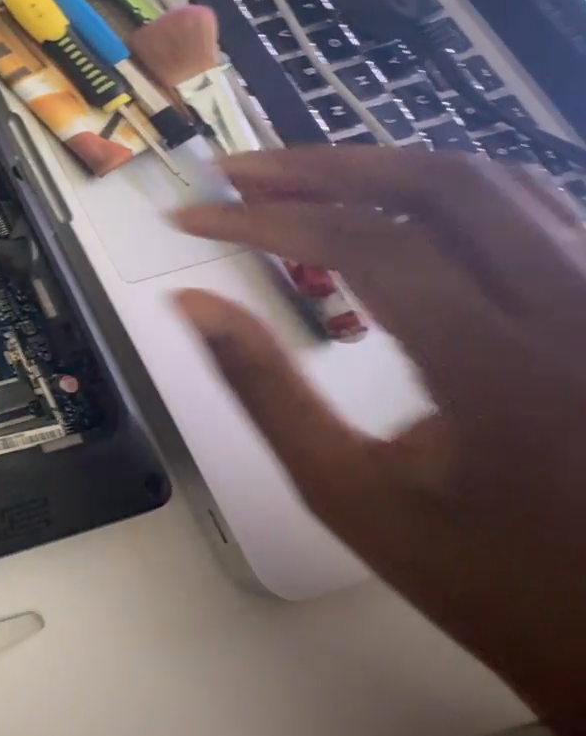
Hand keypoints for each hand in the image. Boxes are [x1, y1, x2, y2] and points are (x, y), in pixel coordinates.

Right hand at [171, 147, 585, 735]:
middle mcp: (579, 317)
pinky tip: (391, 209)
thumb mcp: (343, 489)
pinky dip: (451, 193)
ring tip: (297, 179)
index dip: (262, 216)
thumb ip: (261, 387)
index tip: (189, 217)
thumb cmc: (480, 570)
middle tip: (236, 172)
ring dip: (384, 169)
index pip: (366, 243)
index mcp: (500, 368)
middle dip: (323, 164)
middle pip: (445, 184)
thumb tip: (189, 302)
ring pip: (505, 182)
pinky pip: (545, 211)